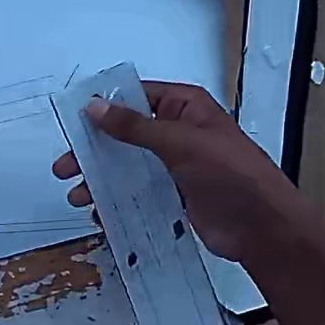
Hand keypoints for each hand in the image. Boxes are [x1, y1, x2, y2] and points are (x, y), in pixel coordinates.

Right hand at [52, 80, 324, 264]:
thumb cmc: (229, 174)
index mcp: (185, 107)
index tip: (73, 120)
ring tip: (77, 197)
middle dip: (94, 151)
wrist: (261, 227)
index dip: (105, 106)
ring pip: (127, 166)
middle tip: (64, 167)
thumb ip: (135, 126)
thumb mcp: (179, 142)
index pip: (137, 97)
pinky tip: (100, 213)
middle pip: (125, 135)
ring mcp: (174, 165)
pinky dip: (117, 200)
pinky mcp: (173, 194)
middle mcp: (177, 132)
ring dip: (101, 180)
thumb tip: (95, 106)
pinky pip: (137, 192)